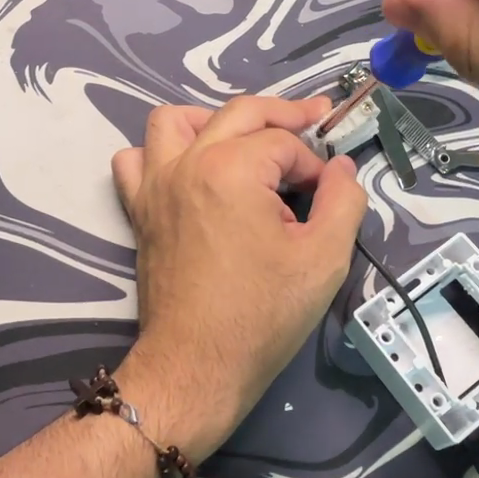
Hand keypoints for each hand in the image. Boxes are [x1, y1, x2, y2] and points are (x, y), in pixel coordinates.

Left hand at [109, 96, 367, 460]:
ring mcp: (155, 184)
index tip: (328, 194)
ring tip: (243, 142)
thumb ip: (343, 200)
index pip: (283, 142)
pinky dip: (159, 154)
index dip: (314, 165)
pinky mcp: (140, 209)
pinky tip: (188, 172)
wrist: (197, 365)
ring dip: (212, 120)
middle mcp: (186, 163)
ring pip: (174, 121)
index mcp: (230, 169)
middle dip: (282, 114)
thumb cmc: (262, 314)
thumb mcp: (324, 258)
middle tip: (314, 121)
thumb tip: (341, 166)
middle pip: (237, 113)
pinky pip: (135, 160)